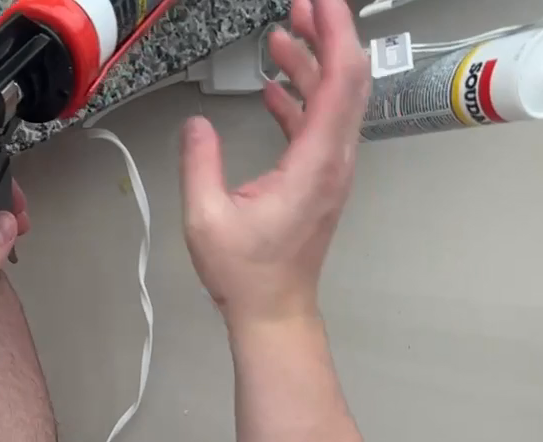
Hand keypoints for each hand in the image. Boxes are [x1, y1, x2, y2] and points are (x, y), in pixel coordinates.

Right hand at [180, 0, 368, 331]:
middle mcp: (334, 160)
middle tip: (300, 4)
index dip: (333, 30)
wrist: (272, 310)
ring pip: (335, 100)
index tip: (315, 0)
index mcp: (315, 163)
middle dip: (326, 34)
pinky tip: (276, 89)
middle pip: (347, 78)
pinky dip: (303, 99)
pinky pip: (320, 126)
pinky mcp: (321, 182)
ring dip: (312, 64)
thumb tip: (196, 125)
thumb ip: (199, 165)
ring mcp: (331, 171)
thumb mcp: (206, 219)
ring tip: (280, 38)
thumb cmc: (245, 273)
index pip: (340, 77)